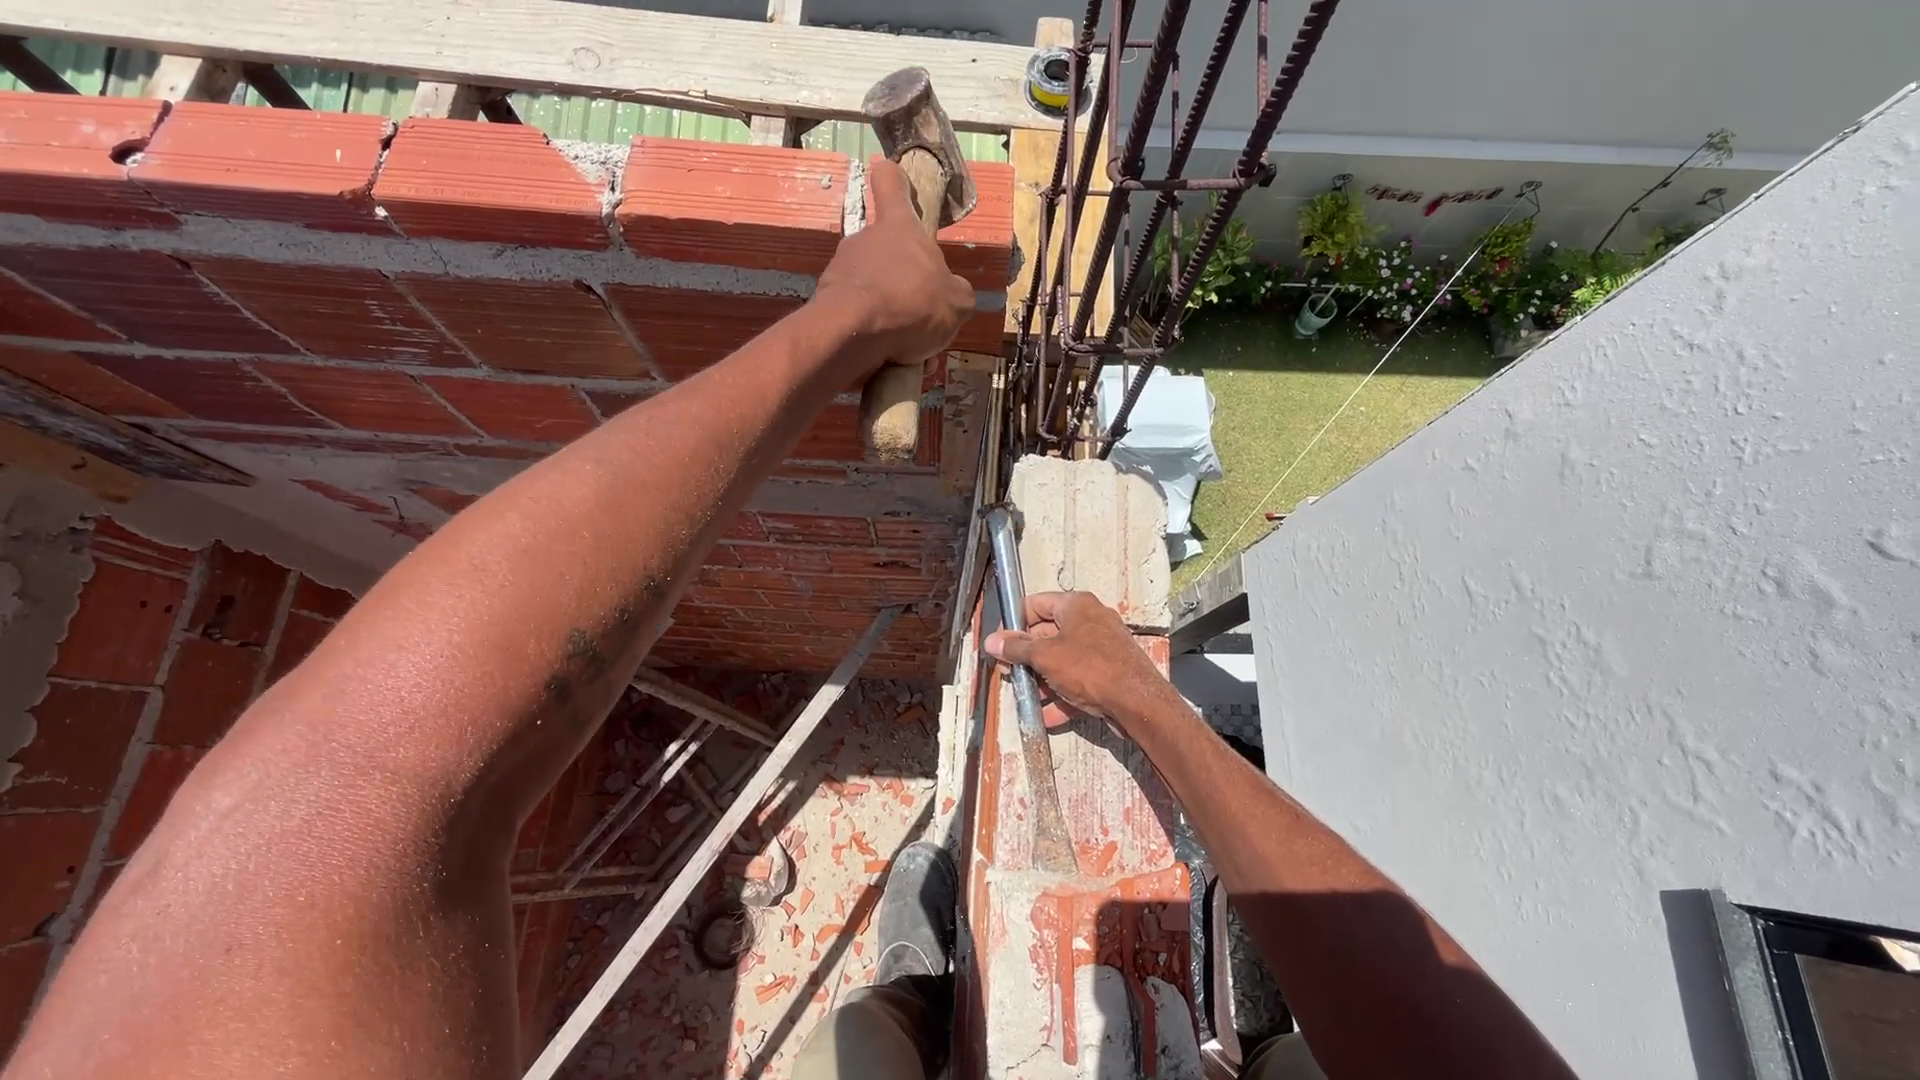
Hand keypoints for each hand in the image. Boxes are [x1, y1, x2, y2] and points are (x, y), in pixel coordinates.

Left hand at [813, 159, 975, 380]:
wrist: (854, 333)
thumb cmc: (912, 303)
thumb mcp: (957, 302)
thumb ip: (956, 293)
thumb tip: (953, 293)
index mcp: (899, 228)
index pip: (891, 184)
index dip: (894, 179)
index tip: (893, 176)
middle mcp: (864, 240)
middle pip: (886, 252)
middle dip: (903, 282)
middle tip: (922, 315)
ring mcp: (840, 271)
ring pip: (873, 291)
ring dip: (891, 316)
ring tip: (910, 350)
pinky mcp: (826, 303)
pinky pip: (858, 318)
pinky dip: (874, 336)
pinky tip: (889, 360)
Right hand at [983, 592, 1181, 731]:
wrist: (1137, 703)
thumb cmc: (1089, 668)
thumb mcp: (1045, 656)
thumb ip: (1017, 648)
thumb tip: (992, 641)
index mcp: (1076, 605)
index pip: (1035, 604)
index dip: (1013, 622)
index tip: (999, 643)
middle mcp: (1090, 621)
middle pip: (1047, 634)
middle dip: (1026, 657)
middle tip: (1008, 673)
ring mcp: (1101, 649)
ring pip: (1061, 661)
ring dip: (1041, 680)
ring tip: (1024, 698)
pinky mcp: (1108, 674)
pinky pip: (1077, 680)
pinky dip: (1061, 695)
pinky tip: (1046, 717)